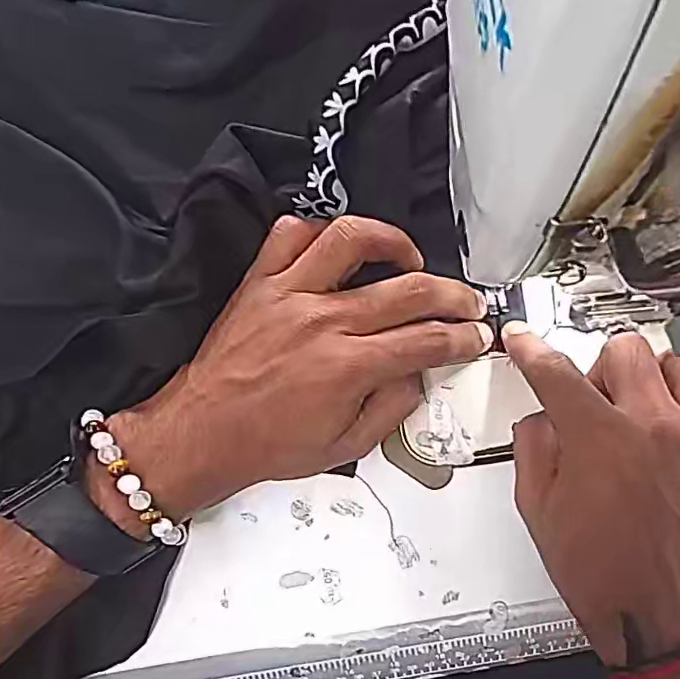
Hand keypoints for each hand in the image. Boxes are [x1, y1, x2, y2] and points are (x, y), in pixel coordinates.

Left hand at [93, 216, 490, 534]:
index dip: (462, 338)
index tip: (474, 337)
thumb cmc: (265, 443)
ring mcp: (290, 296)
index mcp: (348, 368)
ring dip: (393, 242)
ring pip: (353, 241)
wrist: (205, 432)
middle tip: (465, 303)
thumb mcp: (345, 446)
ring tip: (410, 258)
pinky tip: (338, 249)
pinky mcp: (260, 284)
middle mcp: (323, 324)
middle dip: (453, 295)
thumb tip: (417, 377)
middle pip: (409, 290)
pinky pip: (290, 234)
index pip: (426, 341)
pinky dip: (319, 232)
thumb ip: (390, 408)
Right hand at [502, 323, 679, 665]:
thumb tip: (540, 419)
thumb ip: (533, 449)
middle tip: (598, 395)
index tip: (527, 343)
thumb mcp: (538, 510)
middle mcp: (655, 428)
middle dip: (601, 367)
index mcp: (598, 439)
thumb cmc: (602, 574)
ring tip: (652, 397)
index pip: (556, 373)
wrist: (655, 615)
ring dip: (662, 372)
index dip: (531, 351)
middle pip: (627, 350)